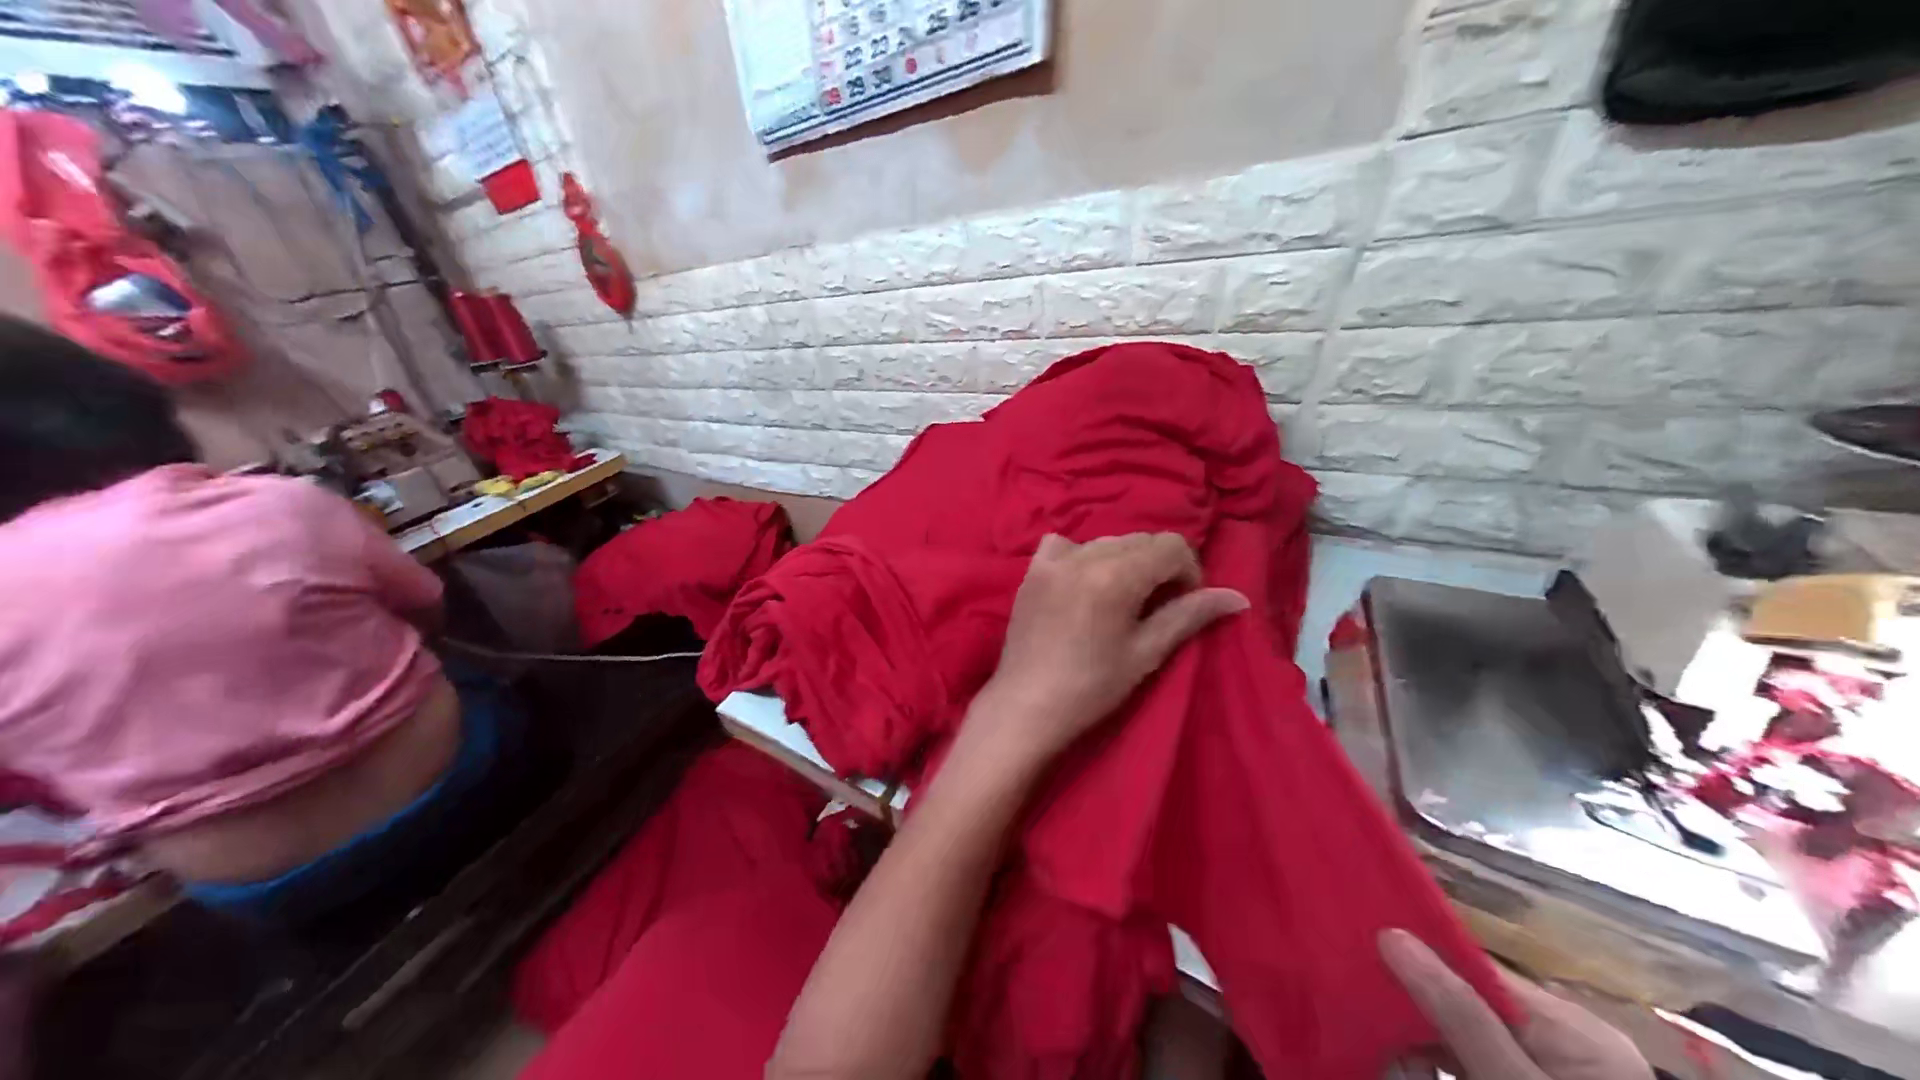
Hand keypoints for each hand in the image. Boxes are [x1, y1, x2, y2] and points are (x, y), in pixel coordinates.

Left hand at [965, 533, 1248, 770]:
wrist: (1027, 705)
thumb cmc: (1092, 687)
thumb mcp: (1146, 653)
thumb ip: (1188, 616)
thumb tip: (1237, 597)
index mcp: (1116, 576)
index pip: (1170, 546)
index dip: (1187, 571)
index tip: (1181, 604)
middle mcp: (1084, 556)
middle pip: (1140, 540)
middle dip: (1158, 566)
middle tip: (1153, 606)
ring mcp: (1053, 560)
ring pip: (1106, 541)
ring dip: (1124, 561)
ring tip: (1119, 600)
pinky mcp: (1032, 570)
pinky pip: (1065, 544)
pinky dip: (1082, 555)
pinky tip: (1083, 584)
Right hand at [1380, 930, 1653, 1079]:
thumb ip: (1457, 1012)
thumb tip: (1392, 933)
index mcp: (1572, 1027)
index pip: (1477, 968)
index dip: (1420, 959)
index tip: (1362, 960)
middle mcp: (1566, 1044)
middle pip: (1468, 1002)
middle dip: (1414, 1013)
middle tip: (1366, 1022)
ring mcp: (1550, 1077)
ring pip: (1464, 1037)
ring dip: (1419, 1046)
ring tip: (1383, 1056)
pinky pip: (1472, 1064)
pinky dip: (1435, 1064)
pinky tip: (1404, 1069)